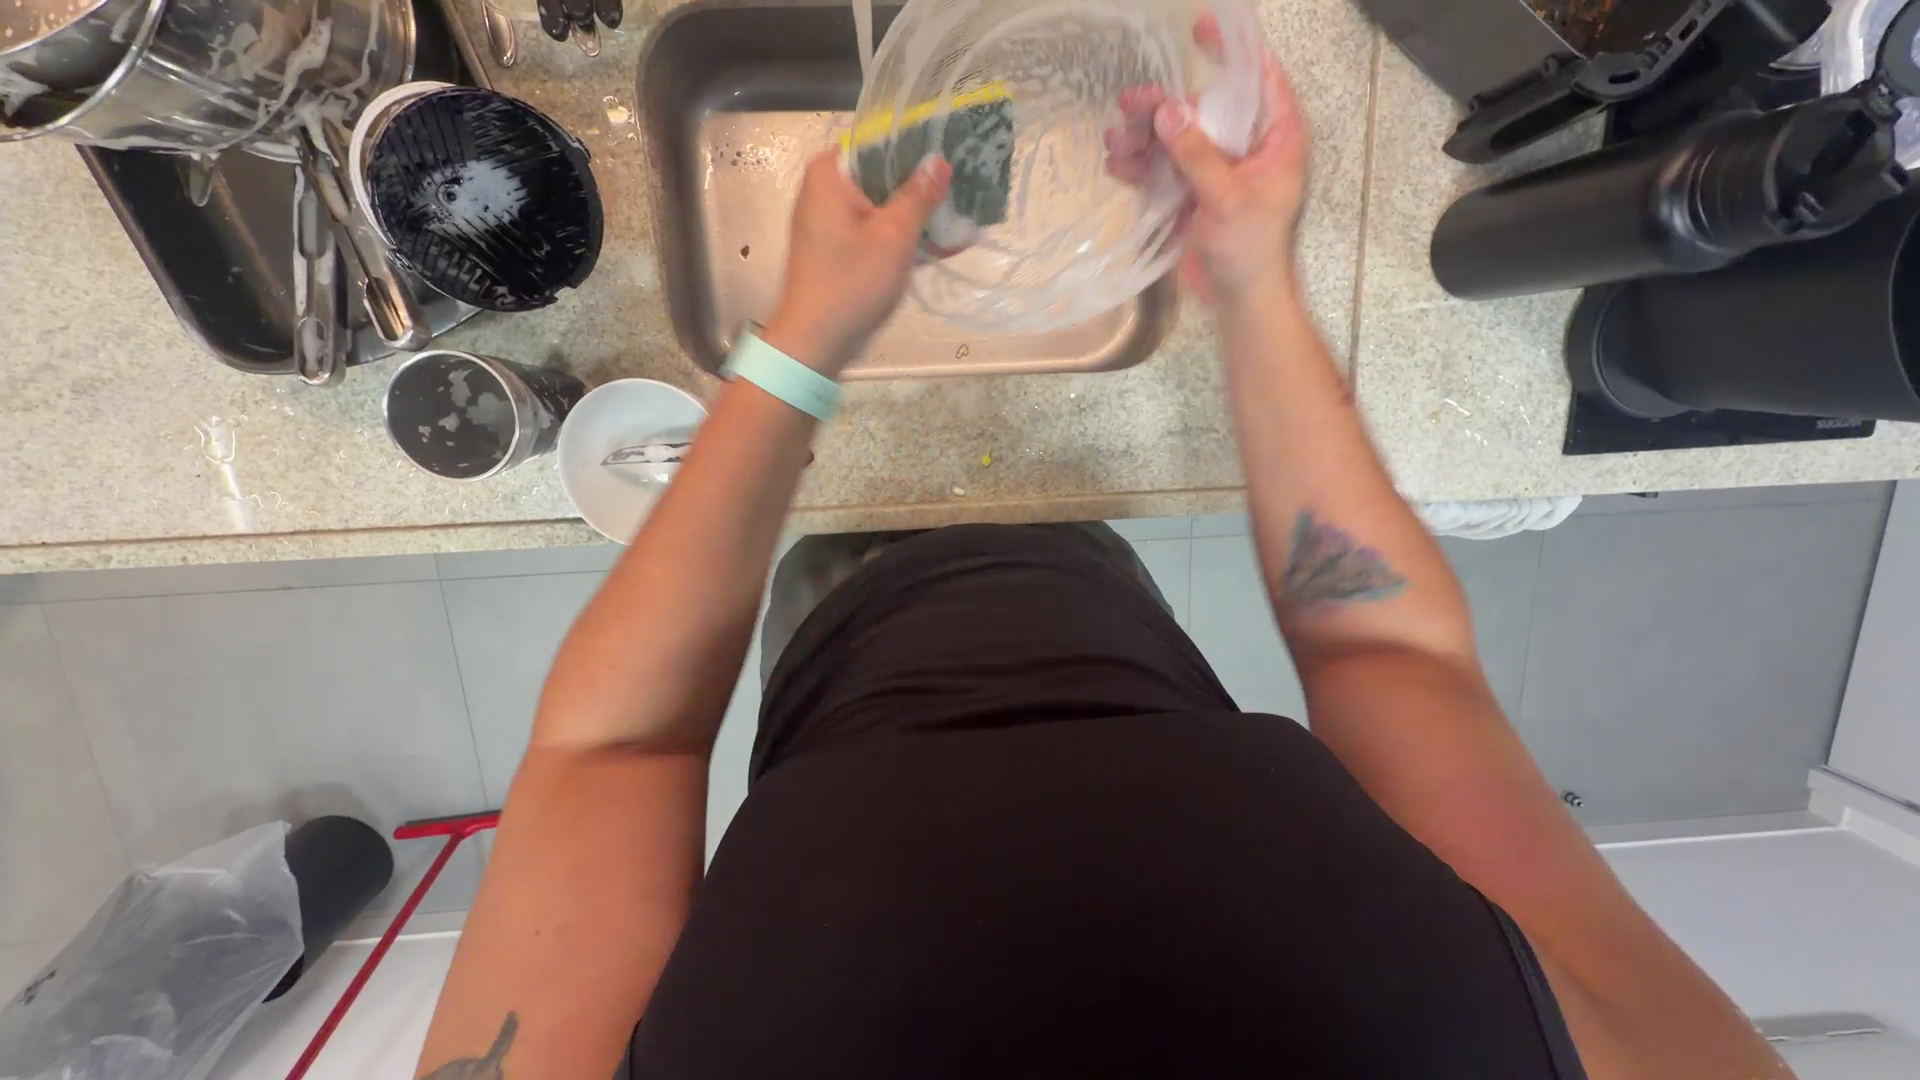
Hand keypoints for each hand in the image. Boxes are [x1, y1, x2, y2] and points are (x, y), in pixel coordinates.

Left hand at [762, 151, 953, 377]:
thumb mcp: (894, 237)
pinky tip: (942, 244)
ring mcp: (830, 223)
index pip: (878, 142)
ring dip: (918, 215)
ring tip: (963, 215)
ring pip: (882, 206)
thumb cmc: (851, 284)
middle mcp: (824, 190)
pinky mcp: (838, 250)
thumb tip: (939, 160)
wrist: (814, 342)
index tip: (952, 151)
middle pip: (882, 174)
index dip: (917, 146)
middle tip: (965, 185)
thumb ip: (918, 196)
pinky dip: (902, 238)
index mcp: (829, 174)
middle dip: (922, 185)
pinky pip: (876, 232)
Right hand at [1104, 44, 1309, 308]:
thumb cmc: (1251, 250)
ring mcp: (1218, 171)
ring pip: (1178, 139)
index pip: (1258, 77)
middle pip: (1205, 108)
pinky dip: (1142, 167)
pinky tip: (1117, 165)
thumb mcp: (1227, 197)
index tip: (1201, 27)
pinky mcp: (1194, 195)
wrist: (1241, 300)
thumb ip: (1198, 153)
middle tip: (1128, 103)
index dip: (1231, 50)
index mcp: (1276, 137)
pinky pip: (1166, 170)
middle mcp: (1248, 147)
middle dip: (1163, 105)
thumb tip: (1168, 110)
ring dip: (1144, 139)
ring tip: (1114, 142)